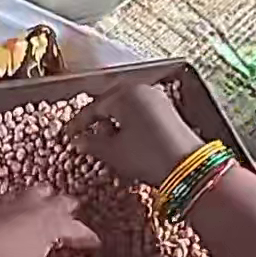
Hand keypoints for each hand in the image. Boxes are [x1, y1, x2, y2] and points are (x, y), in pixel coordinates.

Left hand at [0, 187, 100, 256]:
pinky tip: (19, 209)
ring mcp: (14, 203)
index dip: (89, 238)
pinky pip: (17, 197)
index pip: (79, 230)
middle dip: (71, 211)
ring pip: (39, 192)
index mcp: (52, 225)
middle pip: (61, 203)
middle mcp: (36, 208)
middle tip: (76, 219)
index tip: (96, 244)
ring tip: (52, 203)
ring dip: (48, 197)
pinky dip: (25, 200)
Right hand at [61, 82, 204, 186]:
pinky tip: (124, 137)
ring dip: (113, 119)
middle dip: (97, 117)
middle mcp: (141, 90)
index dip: (79, 122)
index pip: (94, 107)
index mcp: (124, 95)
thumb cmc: (146, 155)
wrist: (186, 166)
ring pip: (126, 105)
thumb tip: (78, 140)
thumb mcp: (112, 152)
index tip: (68, 133)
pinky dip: (128, 121)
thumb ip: (91, 143)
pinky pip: (140, 110)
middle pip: (111, 101)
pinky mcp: (167, 110)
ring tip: (104, 138)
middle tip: (84, 132)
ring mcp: (157, 99)